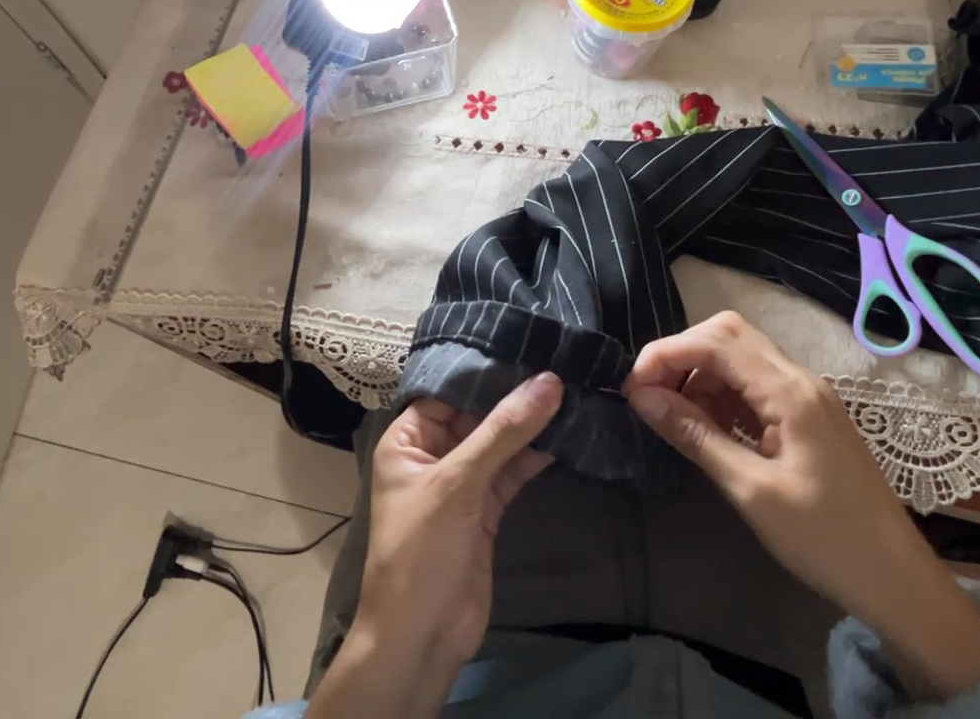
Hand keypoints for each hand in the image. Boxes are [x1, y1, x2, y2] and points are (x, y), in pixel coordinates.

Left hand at [310, 372, 561, 717]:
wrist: (422, 636)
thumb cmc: (421, 550)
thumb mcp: (458, 484)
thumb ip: (504, 432)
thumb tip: (549, 381)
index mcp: (407, 440)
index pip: (447, 392)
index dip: (484, 371)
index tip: (527, 344)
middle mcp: (432, 455)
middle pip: (476, 415)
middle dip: (513, 397)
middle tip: (559, 363)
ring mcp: (460, 484)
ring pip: (498, 444)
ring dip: (529, 427)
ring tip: (572, 394)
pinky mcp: (484, 511)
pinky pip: (511, 473)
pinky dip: (534, 458)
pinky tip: (565, 437)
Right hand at [624, 312, 979, 700]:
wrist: (897, 581)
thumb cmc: (824, 539)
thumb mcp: (750, 490)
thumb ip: (694, 435)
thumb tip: (640, 396)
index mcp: (790, 392)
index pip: (715, 342)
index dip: (665, 355)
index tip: (631, 390)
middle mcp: (799, 379)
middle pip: (729, 334)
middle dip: (680, 355)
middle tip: (650, 396)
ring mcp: (806, 396)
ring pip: (740, 355)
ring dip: (699, 374)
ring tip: (674, 416)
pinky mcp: (806, 416)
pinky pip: (753, 383)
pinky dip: (721, 393)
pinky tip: (705, 426)